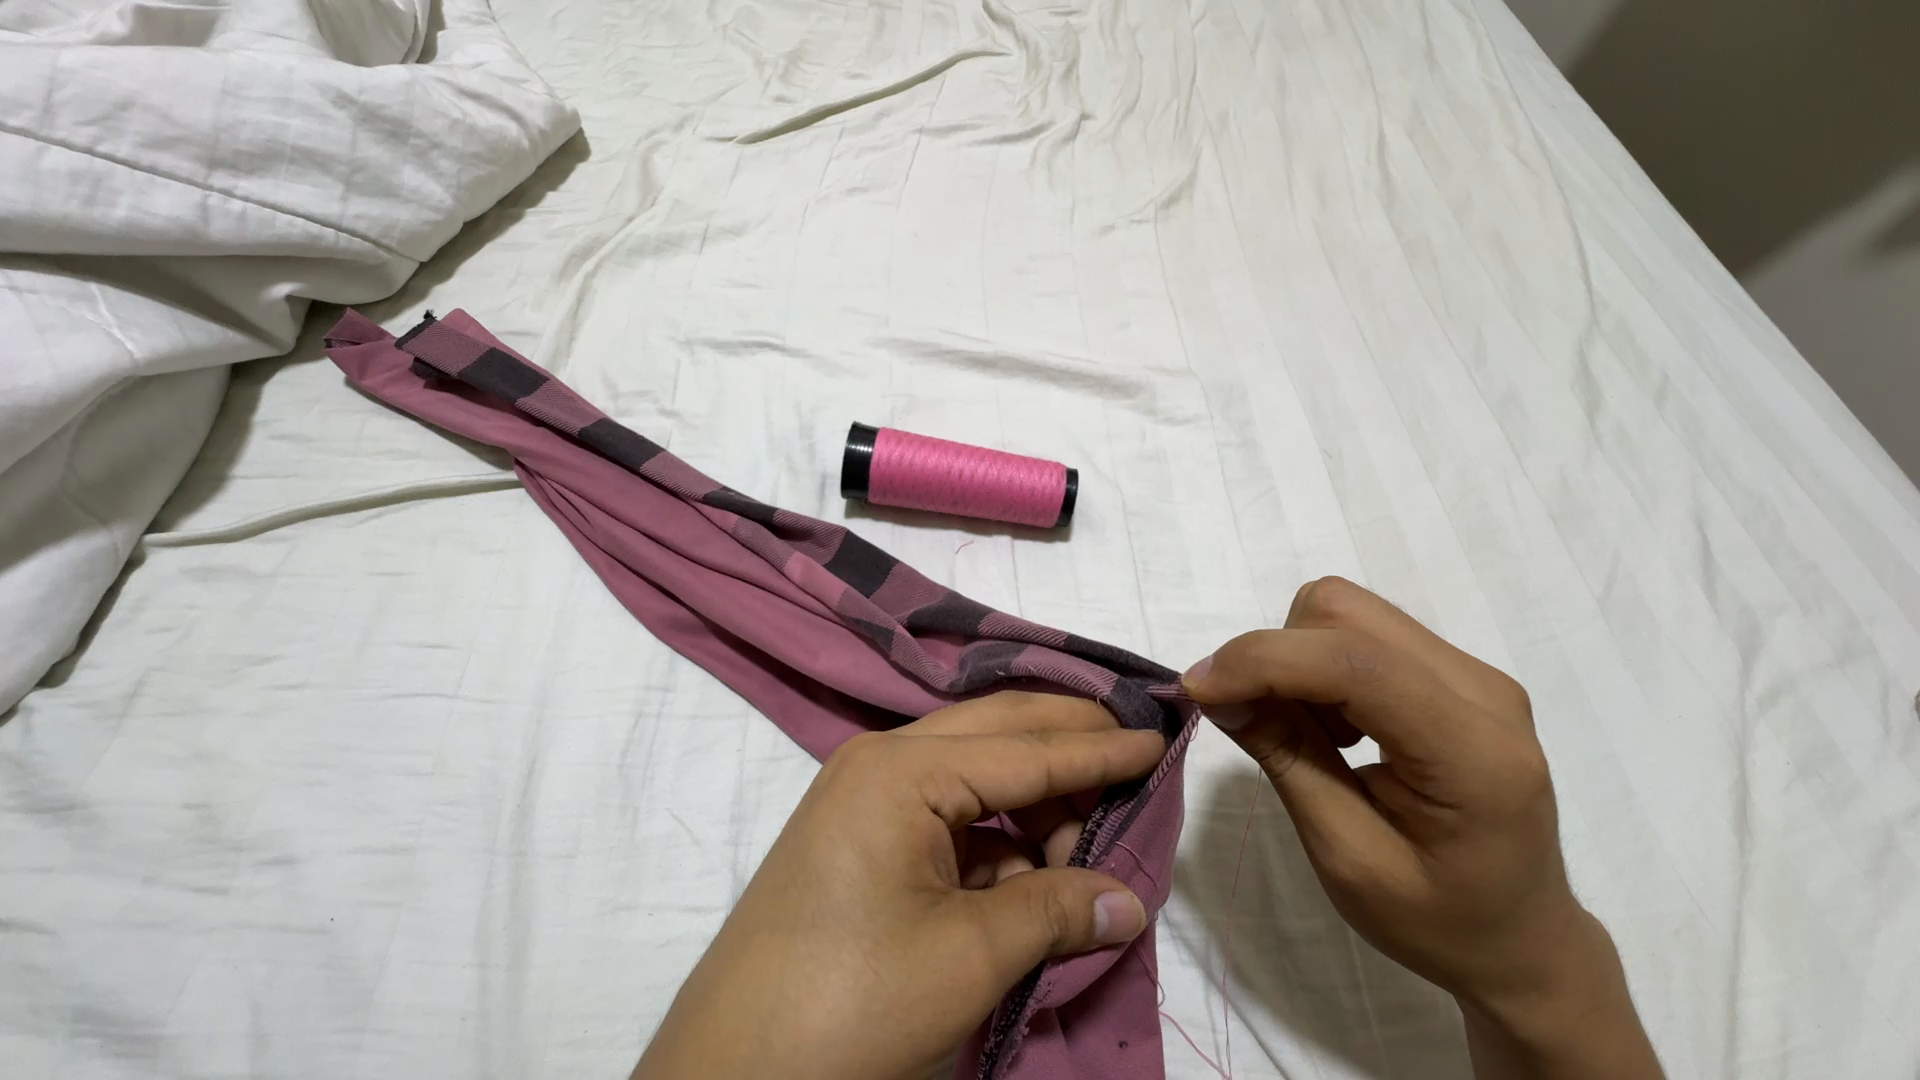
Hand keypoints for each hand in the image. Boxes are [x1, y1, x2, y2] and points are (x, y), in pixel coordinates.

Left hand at [633, 692, 1164, 1079]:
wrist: (731, 1073)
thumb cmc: (851, 1004)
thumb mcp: (966, 958)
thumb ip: (1054, 914)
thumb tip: (1129, 902)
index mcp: (900, 770)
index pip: (1024, 750)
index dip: (1098, 749)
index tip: (1158, 738)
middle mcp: (879, 762)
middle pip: (996, 733)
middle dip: (1067, 740)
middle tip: (1133, 744)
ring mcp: (863, 797)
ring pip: (972, 774)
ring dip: (1034, 800)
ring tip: (1091, 836)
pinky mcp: (860, 837)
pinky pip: (946, 815)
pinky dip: (997, 835)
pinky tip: (1034, 870)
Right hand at [1183, 577, 1661, 1079]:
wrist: (1521, 938)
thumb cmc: (1436, 919)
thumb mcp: (1345, 855)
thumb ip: (1284, 758)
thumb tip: (1212, 687)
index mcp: (1471, 753)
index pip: (1354, 665)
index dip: (1262, 661)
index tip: (1198, 690)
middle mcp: (1482, 689)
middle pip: (1344, 613)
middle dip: (1277, 657)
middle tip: (1263, 724)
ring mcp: (1475, 673)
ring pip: (1348, 611)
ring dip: (1297, 658)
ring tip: (1314, 734)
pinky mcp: (1458, 671)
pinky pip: (1364, 629)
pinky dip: (1322, 663)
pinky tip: (1340, 726)